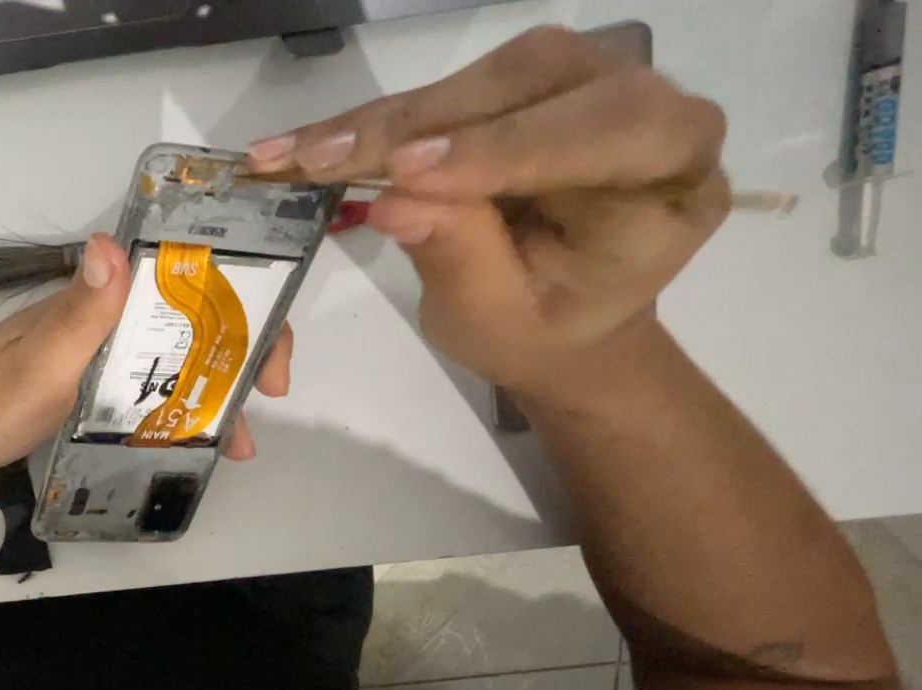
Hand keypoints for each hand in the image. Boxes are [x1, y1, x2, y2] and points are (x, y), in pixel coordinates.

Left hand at [0, 233, 295, 470]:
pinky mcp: (85, 381)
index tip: (267, 357)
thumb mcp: (40, 361)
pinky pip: (146, 386)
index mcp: (100, 299)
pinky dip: (177, 409)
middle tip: (261, 403)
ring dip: (211, 393)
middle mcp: (105, 316)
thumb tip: (110, 244)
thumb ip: (79, 312)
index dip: (242, 307)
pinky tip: (189, 439)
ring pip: (172, 358)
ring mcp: (96, 350)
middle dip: (238, 356)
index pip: (188, 281)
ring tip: (234, 443)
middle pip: (191, 320)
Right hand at [246, 26, 731, 398]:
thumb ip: (458, 257)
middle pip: (535, 82)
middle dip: (417, 123)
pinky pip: (453, 90)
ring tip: (300, 155)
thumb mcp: (496, 317)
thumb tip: (392, 201)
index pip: (603, 132)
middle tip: (320, 158)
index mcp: (669, 178)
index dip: (500, 146)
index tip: (404, 171)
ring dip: (385, 118)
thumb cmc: (537, 332)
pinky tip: (313, 144)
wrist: (561, 322)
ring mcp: (586, 89)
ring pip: (484, 75)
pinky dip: (377, 121)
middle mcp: (647, 109)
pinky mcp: (528, 93)